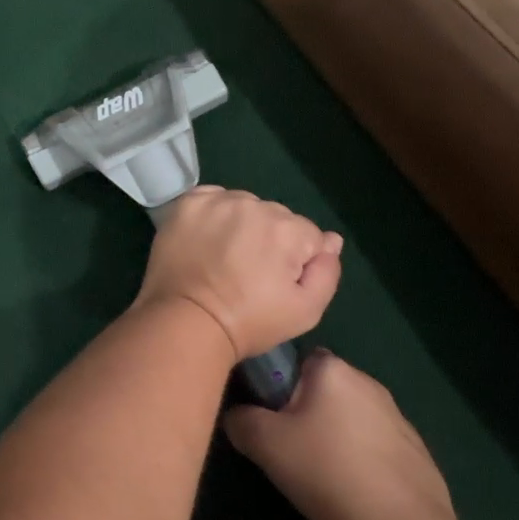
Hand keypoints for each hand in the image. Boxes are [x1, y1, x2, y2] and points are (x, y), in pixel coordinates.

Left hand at [134, 186, 341, 360]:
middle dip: (270, 239)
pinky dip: (214, 214)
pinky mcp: (187, 203)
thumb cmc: (250, 321)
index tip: (276, 282)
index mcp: (286, 228)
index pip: (308, 235)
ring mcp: (216, 200)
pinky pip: (212, 199)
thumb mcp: (306, 310)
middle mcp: (253, 205)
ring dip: (242, 223)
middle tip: (250, 271)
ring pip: (244, 206)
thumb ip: (326, 271)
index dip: (298, 261)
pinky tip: (207, 237)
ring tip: (227, 255)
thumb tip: (332, 240)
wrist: (186, 319)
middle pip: (276, 217)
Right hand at [224, 350, 484, 519]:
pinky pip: (378, 447)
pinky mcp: (419, 453)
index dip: (281, 386)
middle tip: (291, 447)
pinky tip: (355, 489)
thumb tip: (237, 417)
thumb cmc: (327, 471)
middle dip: (309, 412)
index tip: (273, 416)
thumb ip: (239, 418)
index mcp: (332, 368)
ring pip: (353, 418)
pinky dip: (364, 461)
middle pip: (325, 389)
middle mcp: (368, 382)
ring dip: (338, 436)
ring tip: (324, 473)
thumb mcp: (263, 443)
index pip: (297, 360)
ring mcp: (399, 418)